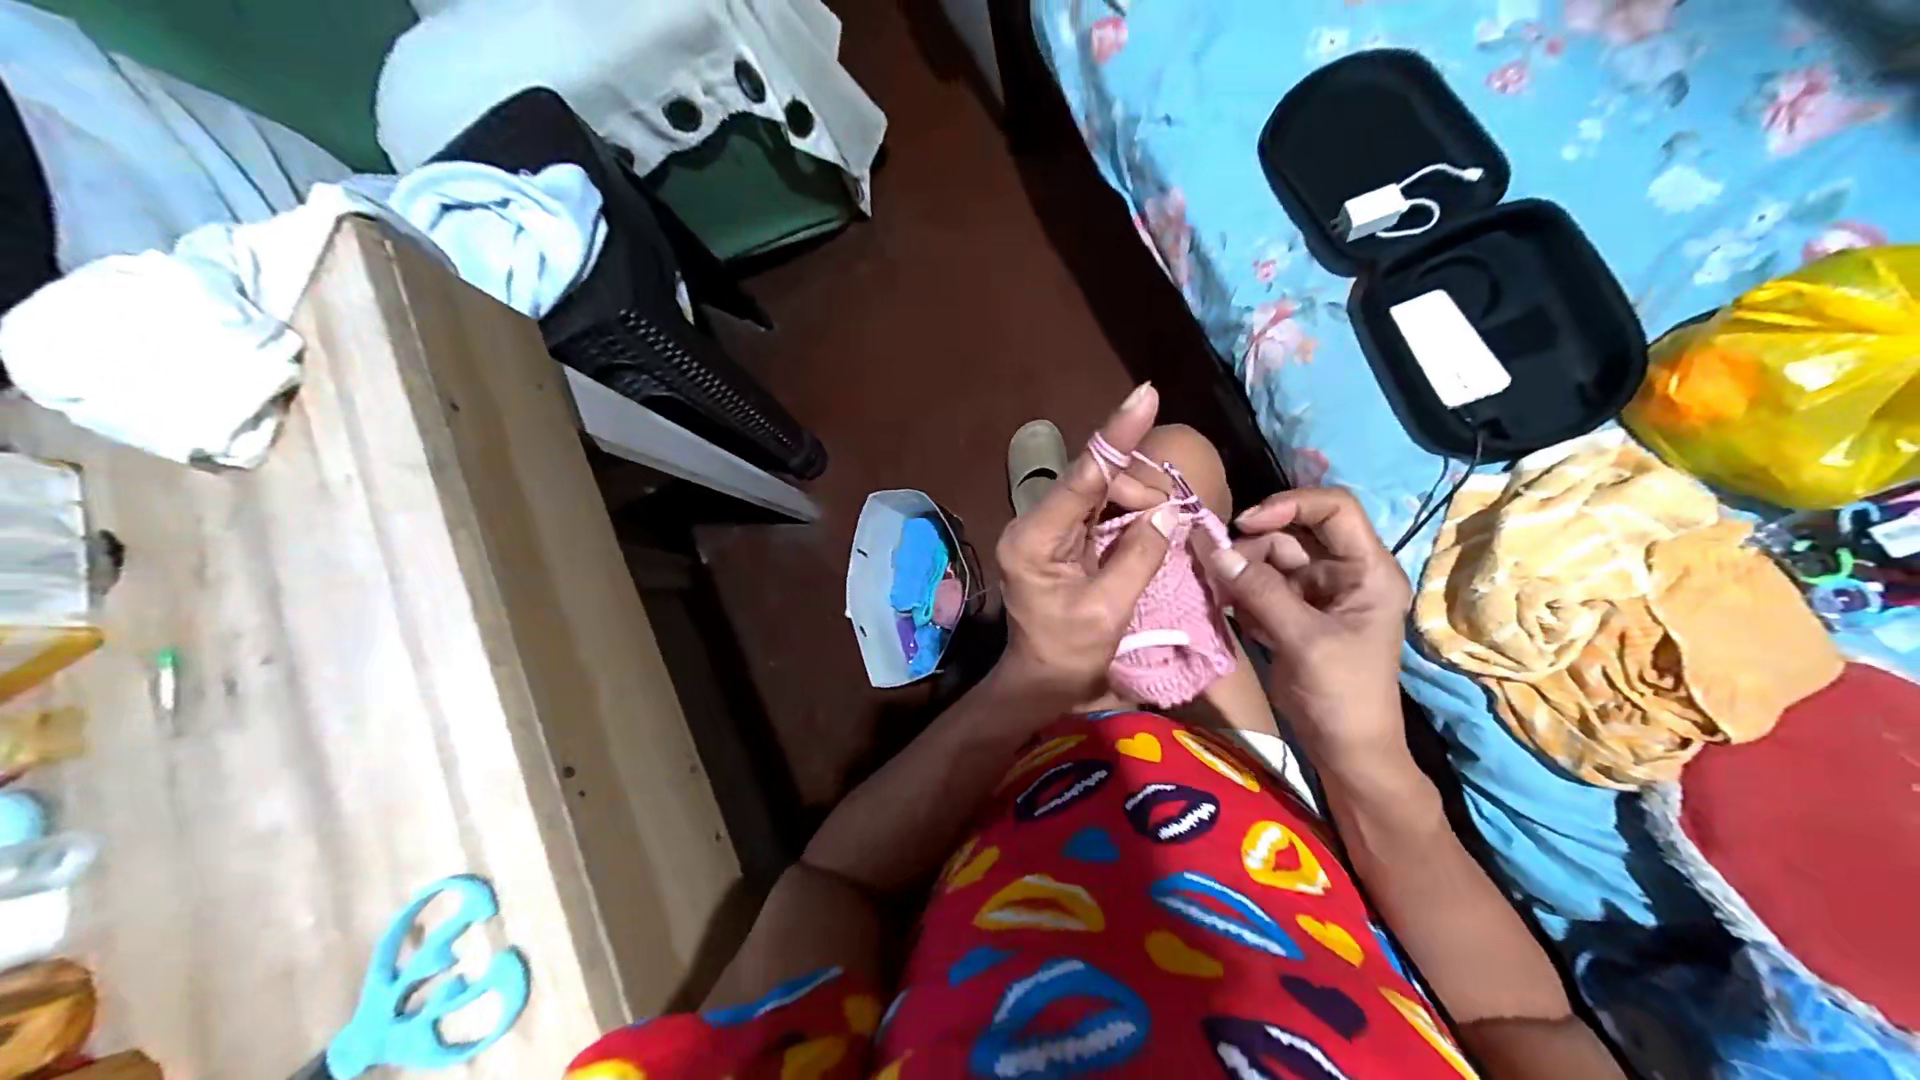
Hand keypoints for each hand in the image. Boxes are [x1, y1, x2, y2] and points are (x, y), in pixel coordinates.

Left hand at [991, 384, 1174, 707]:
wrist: (1039, 681)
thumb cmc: (1068, 655)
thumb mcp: (1108, 611)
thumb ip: (1139, 555)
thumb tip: (1170, 511)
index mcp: (1034, 539)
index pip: (1081, 476)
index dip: (1116, 435)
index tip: (1145, 395)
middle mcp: (1034, 524)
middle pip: (1094, 479)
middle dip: (1138, 489)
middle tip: (1172, 518)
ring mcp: (1045, 529)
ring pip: (1099, 490)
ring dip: (1137, 500)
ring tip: (1162, 526)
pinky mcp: (1059, 538)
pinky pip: (1097, 508)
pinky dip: (1127, 511)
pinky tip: (1148, 521)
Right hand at [1195, 487, 1411, 771]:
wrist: (1345, 748)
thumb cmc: (1341, 693)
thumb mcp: (1302, 639)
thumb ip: (1259, 591)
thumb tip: (1213, 550)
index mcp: (1368, 570)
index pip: (1335, 508)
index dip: (1290, 504)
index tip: (1245, 523)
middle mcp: (1344, 572)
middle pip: (1293, 532)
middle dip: (1254, 546)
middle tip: (1220, 569)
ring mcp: (1317, 591)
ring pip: (1270, 558)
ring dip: (1241, 571)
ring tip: (1221, 596)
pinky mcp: (1294, 610)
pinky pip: (1260, 584)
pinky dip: (1241, 593)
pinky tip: (1234, 615)